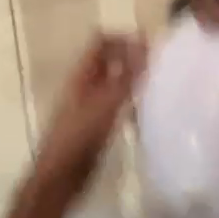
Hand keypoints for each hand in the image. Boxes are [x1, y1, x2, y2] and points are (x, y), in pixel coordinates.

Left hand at [31, 32, 146, 197]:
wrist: (59, 178)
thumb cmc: (79, 138)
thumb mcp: (105, 105)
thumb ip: (126, 77)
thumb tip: (145, 44)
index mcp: (81, 74)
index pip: (101, 40)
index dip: (124, 39)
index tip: (151, 48)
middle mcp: (83, 84)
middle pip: (108, 59)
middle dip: (131, 57)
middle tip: (159, 66)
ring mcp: (88, 104)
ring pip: (113, 81)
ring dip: (132, 80)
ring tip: (158, 86)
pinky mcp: (94, 124)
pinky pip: (115, 103)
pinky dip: (129, 101)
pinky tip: (145, 112)